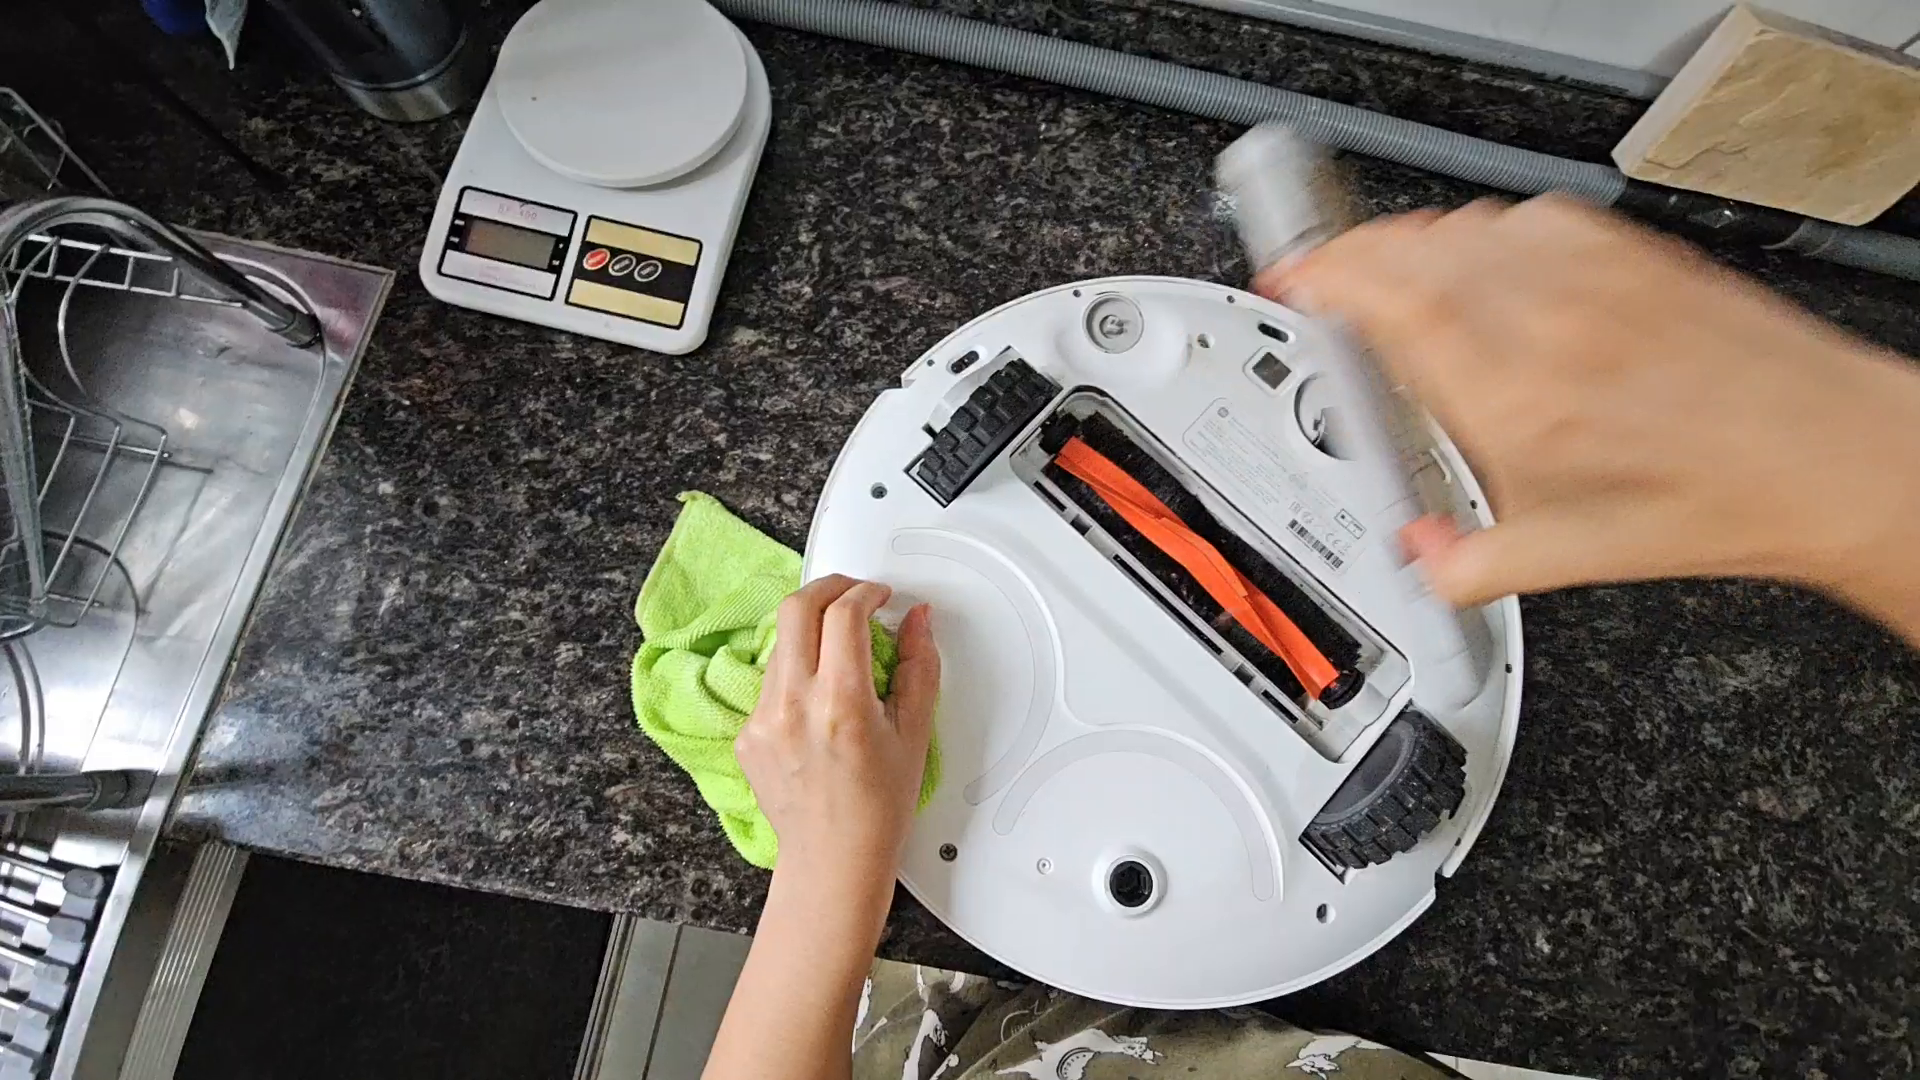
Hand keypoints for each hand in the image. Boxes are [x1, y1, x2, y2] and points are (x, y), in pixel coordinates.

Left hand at [711, 576, 937, 1079]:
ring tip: (841, 648)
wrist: (832, 862)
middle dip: (829, 586)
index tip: (881, 596)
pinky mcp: (746, 731)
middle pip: (796, 607)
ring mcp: (762, 717)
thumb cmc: (879, 807)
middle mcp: (793, 703)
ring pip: (781, 639)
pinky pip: (771, 676)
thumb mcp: (913, 732)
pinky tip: (820, 693)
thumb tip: (918, 619)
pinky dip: (798, 666)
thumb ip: (919, 665)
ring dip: (812, 627)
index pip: (844, 613)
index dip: (866, 591)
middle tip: (854, 593)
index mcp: (841, 702)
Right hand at [1256, 195, 1919, 620]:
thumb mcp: (1555, 559)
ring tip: (1373, 269)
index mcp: (1513, 400)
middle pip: (1415, 254)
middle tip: (1314, 275)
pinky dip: (1470, 229)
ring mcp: (1592, 282)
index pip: (1395, 308)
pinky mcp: (1630, 258)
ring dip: (1400, 243)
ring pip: (1462, 227)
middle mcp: (1546, 327)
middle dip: (1345, 256)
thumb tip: (1412, 554)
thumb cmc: (1706, 503)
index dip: (1328, 282)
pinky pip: (1523, 217)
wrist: (1838, 462)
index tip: (1291, 281)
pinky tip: (1462, 257)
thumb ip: (1457, 565)